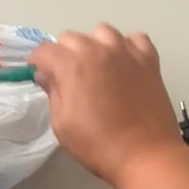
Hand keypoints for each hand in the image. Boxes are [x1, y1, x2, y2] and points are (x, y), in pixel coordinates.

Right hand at [30, 24, 187, 188]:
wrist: (146, 156)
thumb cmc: (98, 144)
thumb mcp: (62, 124)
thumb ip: (52, 93)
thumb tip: (46, 75)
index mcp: (72, 65)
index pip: (45, 50)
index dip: (38, 62)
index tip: (41, 75)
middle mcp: (98, 50)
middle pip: (70, 38)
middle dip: (63, 54)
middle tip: (69, 78)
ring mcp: (126, 52)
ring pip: (102, 32)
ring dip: (94, 45)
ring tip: (97, 67)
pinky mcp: (149, 59)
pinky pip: (135, 39)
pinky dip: (127, 47)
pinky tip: (125, 64)